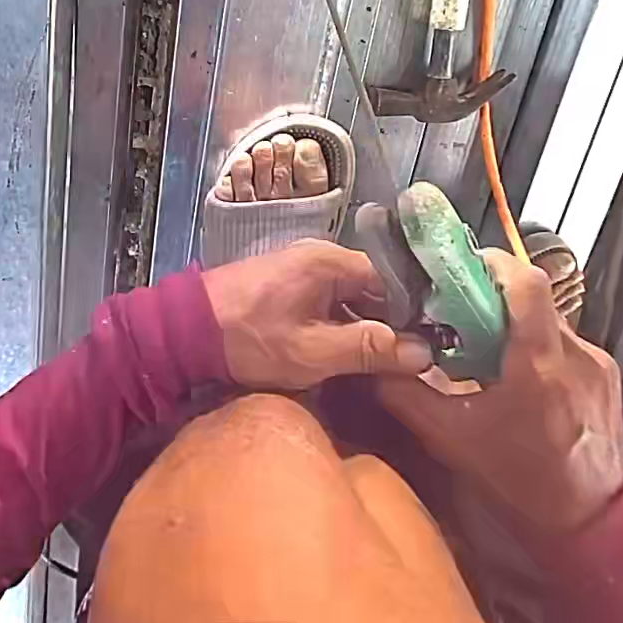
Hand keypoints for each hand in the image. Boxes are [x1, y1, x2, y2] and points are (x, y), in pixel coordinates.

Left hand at [203, 239, 433, 389]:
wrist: (186, 329)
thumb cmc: (249, 338)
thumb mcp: (312, 351)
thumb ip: (368, 349)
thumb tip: (425, 353)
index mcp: (329, 261)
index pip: (392, 280)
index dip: (415, 314)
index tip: (436, 348)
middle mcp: (319, 256)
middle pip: (373, 288)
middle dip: (393, 324)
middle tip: (418, 364)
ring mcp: (301, 269)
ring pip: (352, 297)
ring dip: (368, 328)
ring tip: (392, 366)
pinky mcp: (288, 286)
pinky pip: (330, 302)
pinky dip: (344, 325)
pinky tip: (354, 355)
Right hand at [377, 247, 622, 536]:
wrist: (594, 529)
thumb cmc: (518, 479)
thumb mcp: (450, 437)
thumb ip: (407, 393)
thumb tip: (373, 362)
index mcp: (537, 365)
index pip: (526, 283)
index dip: (491, 263)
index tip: (458, 268)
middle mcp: (573, 354)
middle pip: (531, 293)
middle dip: (491, 289)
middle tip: (457, 303)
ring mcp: (596, 363)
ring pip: (544, 313)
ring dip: (511, 316)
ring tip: (481, 337)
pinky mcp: (606, 374)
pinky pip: (561, 336)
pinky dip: (532, 338)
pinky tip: (512, 364)